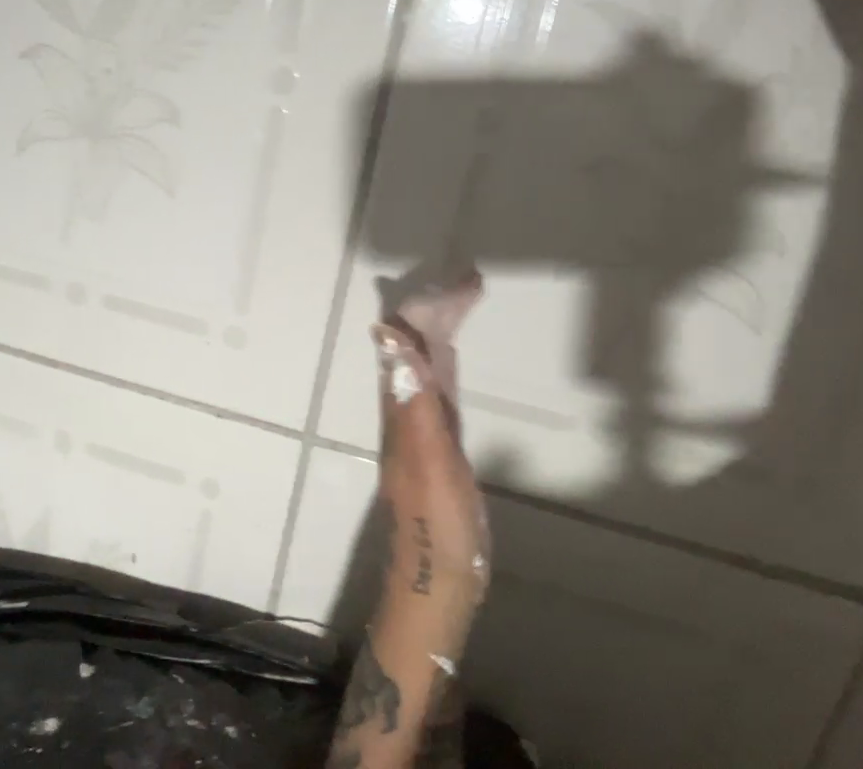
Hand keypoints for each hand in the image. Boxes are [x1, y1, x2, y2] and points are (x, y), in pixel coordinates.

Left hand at [372, 269, 488, 608]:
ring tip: (466, 302)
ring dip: (443, 331)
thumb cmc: (438, 525)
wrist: (436, 583)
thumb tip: (388, 332)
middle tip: (475, 283)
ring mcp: (421, 430)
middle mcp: (406, 412)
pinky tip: (452, 361)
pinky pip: (439, 390)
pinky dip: (447, 363)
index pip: (407, 342)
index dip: (429, 307)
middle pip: (415, 349)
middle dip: (439, 311)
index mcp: (403, 408)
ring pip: (426, 366)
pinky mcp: (438, 449)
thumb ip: (414, 398)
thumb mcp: (430, 459)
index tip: (464, 279)